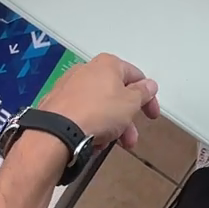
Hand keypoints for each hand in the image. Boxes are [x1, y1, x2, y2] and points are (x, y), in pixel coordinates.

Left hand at [36, 54, 160, 149]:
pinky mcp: (56, 102)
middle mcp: (87, 70)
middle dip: (127, 118)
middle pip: (115, 94)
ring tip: (109, 143)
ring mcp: (69, 85)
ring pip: (98, 105)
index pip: (135, 76)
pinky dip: (91, 125)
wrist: (58, 131)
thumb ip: (143, 93)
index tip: (151, 114)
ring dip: (110, 125)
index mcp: (107, 64)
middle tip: (130, 138)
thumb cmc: (98, 113)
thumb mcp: (131, 103)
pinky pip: (81, 113)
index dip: (148, 97)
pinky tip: (92, 140)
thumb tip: (149, 85)